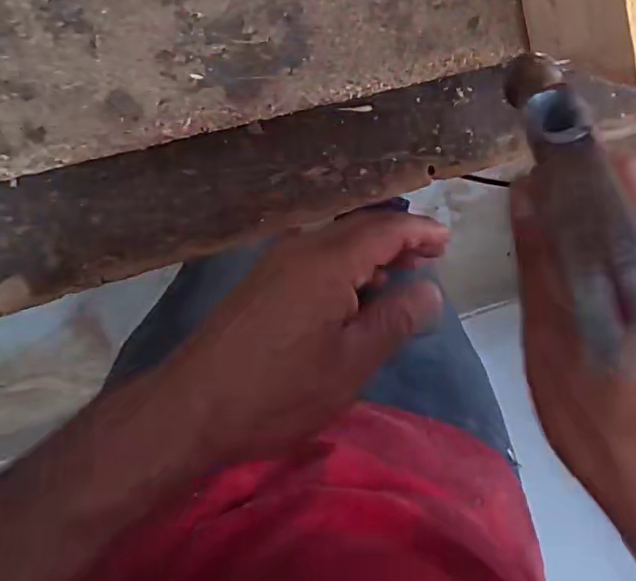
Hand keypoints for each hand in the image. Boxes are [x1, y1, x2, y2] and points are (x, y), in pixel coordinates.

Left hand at [0, 208, 449, 580]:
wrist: (189, 409)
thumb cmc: (279, 389)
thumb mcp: (351, 362)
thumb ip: (396, 320)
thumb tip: (430, 291)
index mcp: (329, 259)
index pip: (387, 229)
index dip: (420, 231)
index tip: (447, 241)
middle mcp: (303, 245)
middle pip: (362, 226)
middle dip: (399, 237)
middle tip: (430, 254)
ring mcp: (277, 260)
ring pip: (337, 239)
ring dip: (371, 251)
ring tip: (397, 274)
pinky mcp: (262, 280)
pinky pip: (316, 254)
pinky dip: (345, 263)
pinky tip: (351, 293)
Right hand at [511, 154, 635, 580]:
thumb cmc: (610, 432)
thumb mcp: (555, 349)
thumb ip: (543, 264)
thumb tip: (528, 190)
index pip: (620, 173)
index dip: (575, 156)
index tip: (536, 156)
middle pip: (629, 192)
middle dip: (580, 191)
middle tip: (537, 216)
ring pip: (635, 220)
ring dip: (594, 225)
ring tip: (556, 260)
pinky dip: (612, 251)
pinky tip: (587, 291)